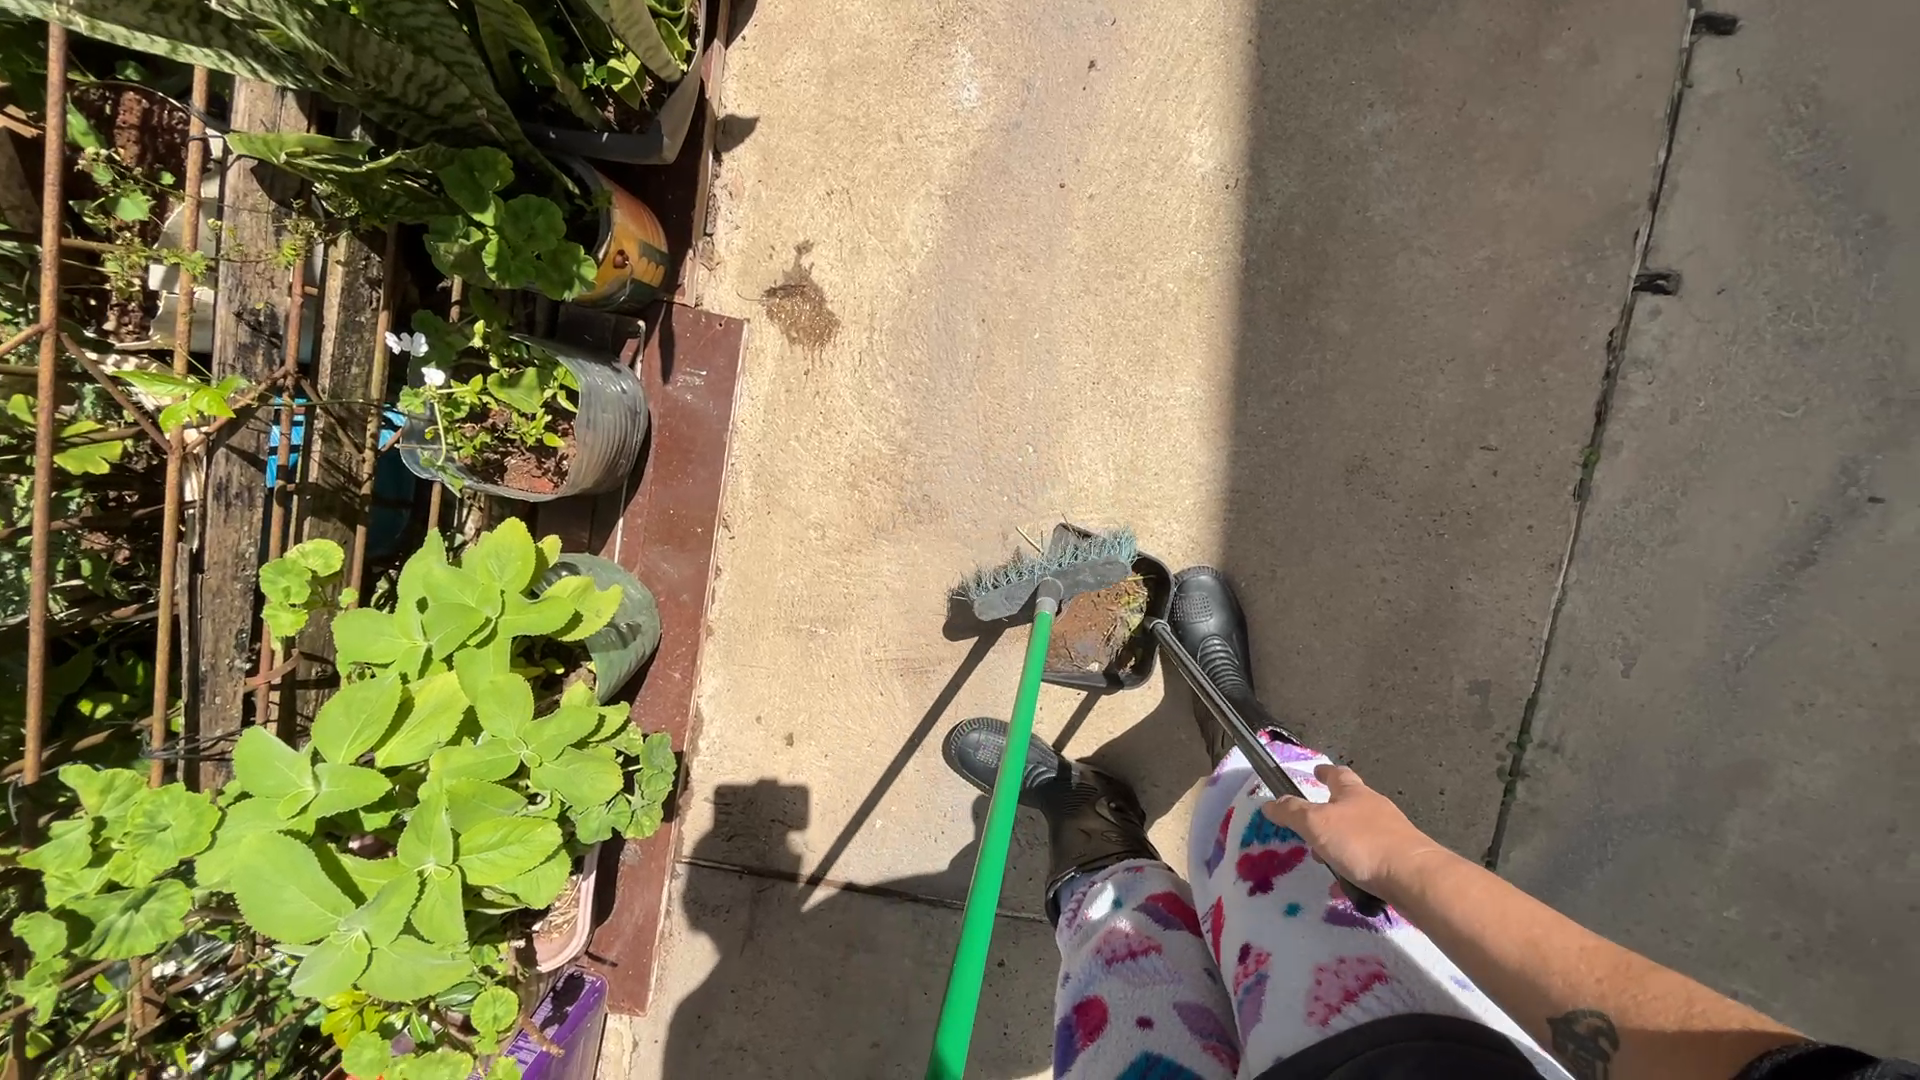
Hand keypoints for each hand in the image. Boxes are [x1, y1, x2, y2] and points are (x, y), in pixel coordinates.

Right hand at [1261, 764, 1453, 900]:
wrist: (1416, 878)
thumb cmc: (1361, 842)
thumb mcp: (1315, 824)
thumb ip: (1291, 813)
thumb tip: (1269, 804)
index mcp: (1354, 793)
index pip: (1338, 775)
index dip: (1325, 772)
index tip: (1316, 771)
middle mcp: (1376, 808)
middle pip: (1351, 804)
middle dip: (1331, 813)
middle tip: (1313, 826)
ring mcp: (1393, 834)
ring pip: (1361, 832)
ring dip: (1342, 842)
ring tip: (1328, 860)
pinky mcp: (1403, 859)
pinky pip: (1372, 857)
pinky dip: (1357, 865)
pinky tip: (1349, 882)